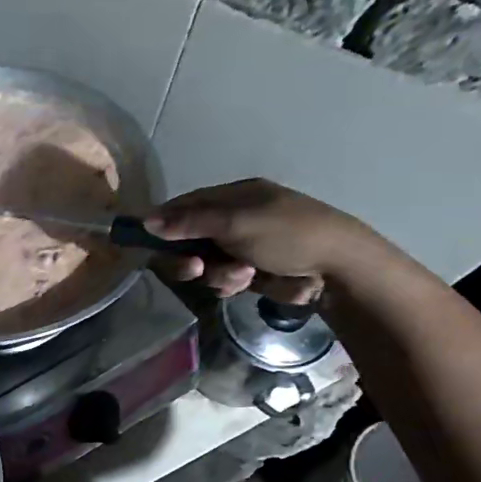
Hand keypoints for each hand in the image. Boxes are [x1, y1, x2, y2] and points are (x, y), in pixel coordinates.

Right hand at [147, 179, 388, 301]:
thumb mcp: (236, 222)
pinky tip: (249, 283)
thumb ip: (190, 222)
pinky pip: (222, 281)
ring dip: (216, 274)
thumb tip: (145, 220)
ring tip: (241, 275)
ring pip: (204, 265)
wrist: (336, 267)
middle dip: (189, 257)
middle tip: (195, 269)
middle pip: (187, 240)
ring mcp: (241, 247)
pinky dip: (231, 284)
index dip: (161, 223)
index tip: (144, 242)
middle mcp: (233, 220)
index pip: (183, 206)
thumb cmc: (287, 233)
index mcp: (232, 197)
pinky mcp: (249, 273)